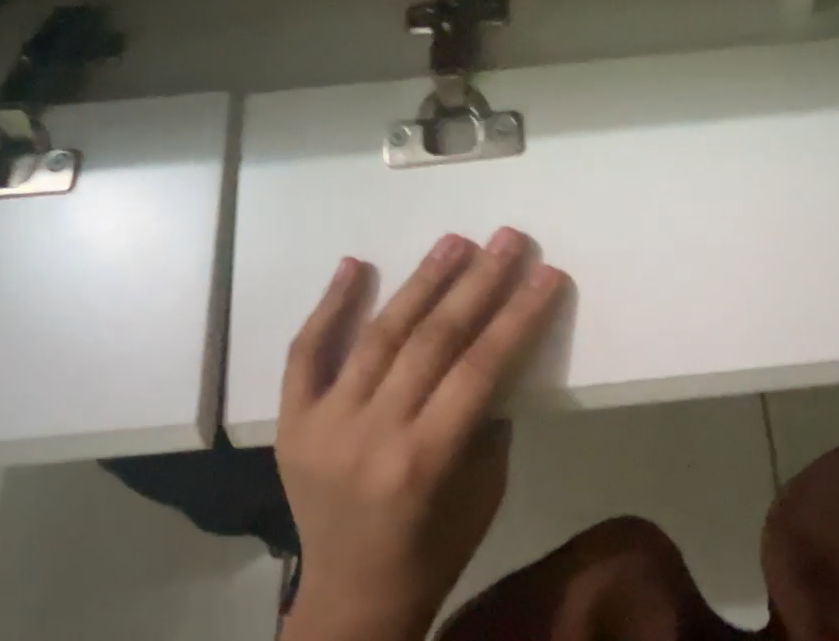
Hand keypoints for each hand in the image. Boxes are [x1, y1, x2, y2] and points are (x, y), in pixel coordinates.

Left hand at [277, 229, 568, 640]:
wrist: (351, 599)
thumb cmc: (435, 548)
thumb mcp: (485, 490)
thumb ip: (487, 417)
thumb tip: (493, 350)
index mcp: (425, 461)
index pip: (481, 368)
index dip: (518, 316)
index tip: (547, 273)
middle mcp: (372, 435)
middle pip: (433, 340)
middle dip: (478, 283)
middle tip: (507, 239)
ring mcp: (324, 424)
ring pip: (378, 336)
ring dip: (421, 282)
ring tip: (454, 242)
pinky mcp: (292, 421)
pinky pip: (306, 353)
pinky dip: (330, 306)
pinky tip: (356, 264)